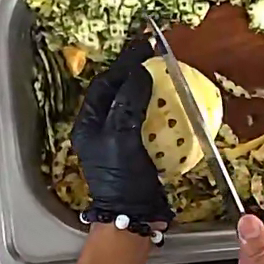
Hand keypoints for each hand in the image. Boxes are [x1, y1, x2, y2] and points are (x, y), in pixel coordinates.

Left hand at [72, 39, 172, 227]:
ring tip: (166, 75)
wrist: (134, 216)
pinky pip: (148, 123)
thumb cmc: (123, 178)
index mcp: (90, 124)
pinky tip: (173, 106)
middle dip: (136, 74)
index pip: (106, 84)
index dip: (124, 64)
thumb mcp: (122, 136)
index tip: (144, 47)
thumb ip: (129, 103)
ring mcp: (120, 141)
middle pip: (118, 92)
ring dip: (149, 91)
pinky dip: (160, 112)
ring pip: (133, 106)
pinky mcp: (138, 152)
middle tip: (156, 57)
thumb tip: (140, 73)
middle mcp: (102, 130)